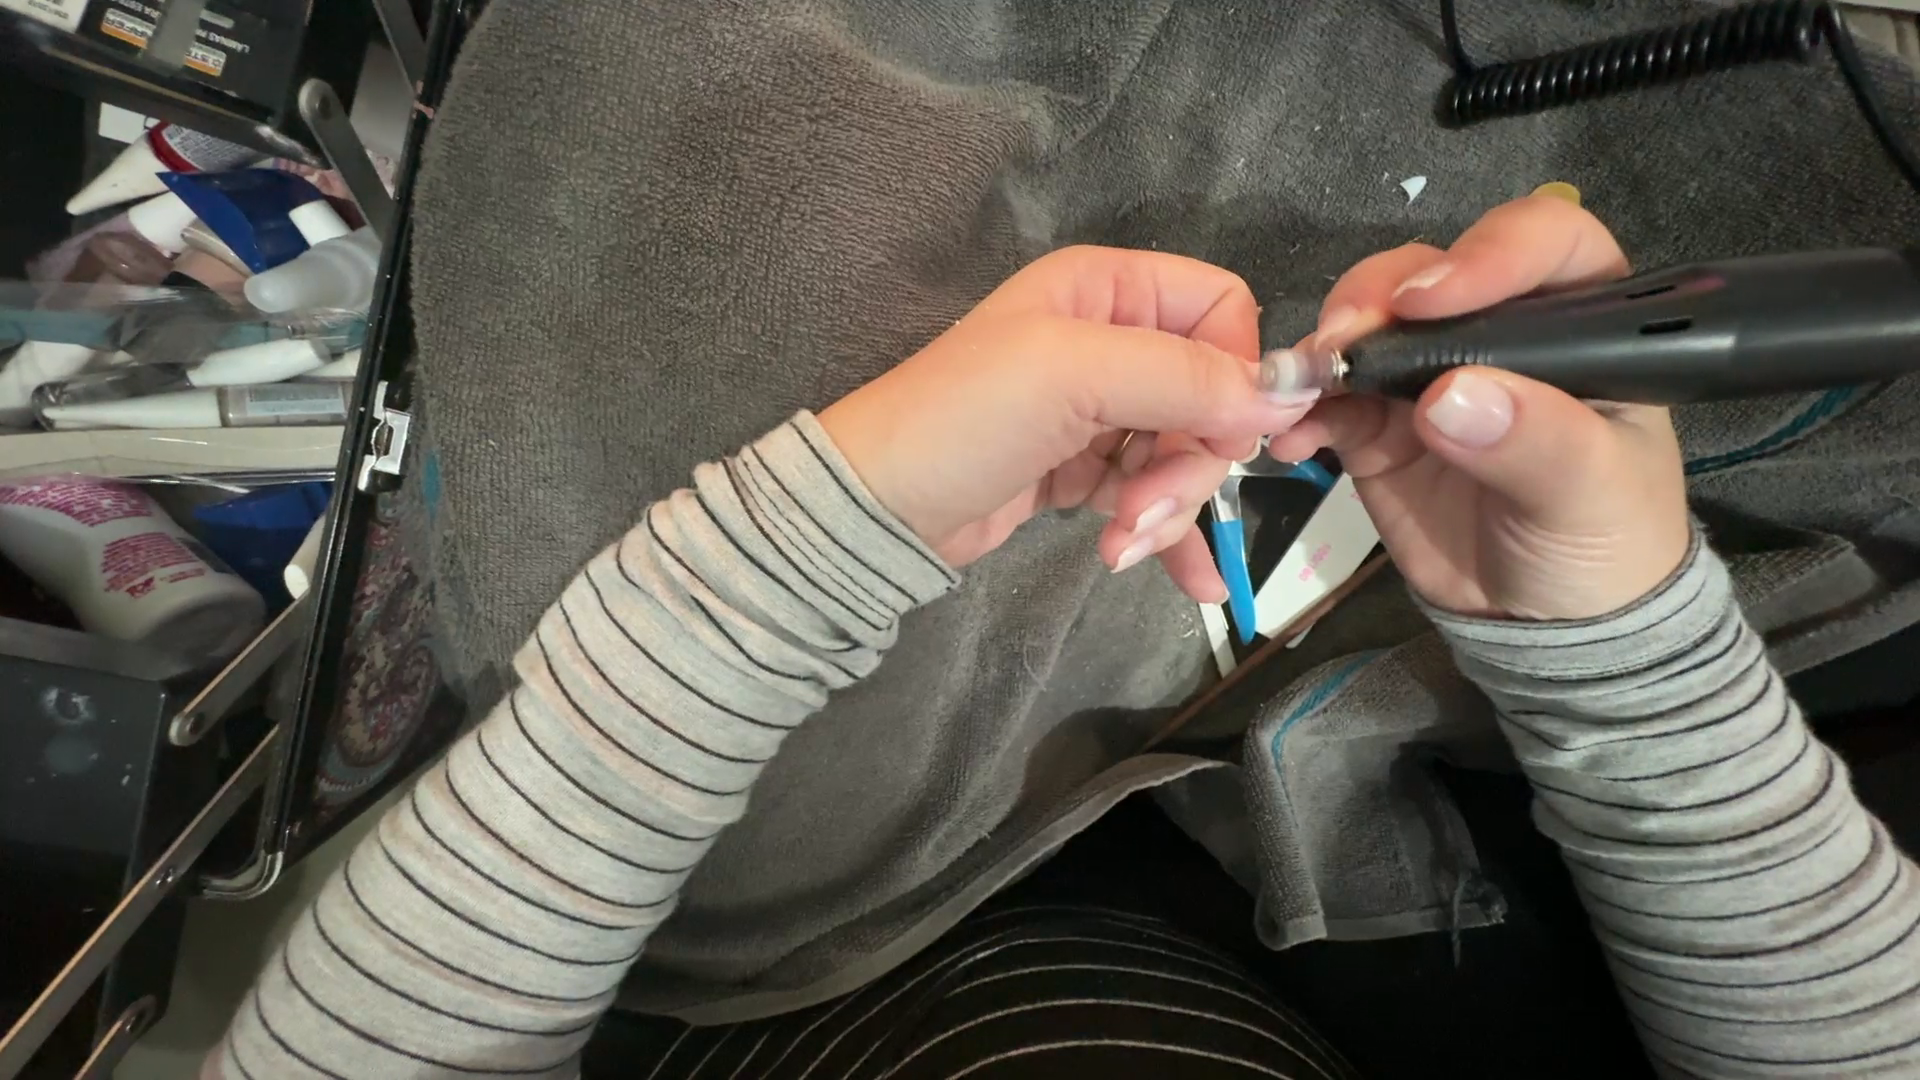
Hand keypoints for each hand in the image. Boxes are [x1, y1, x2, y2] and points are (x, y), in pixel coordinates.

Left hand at [819, 245, 1314, 601]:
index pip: (1219, 310)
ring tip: (1126, 544)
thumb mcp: (1072, 375)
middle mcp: (1107, 341)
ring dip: (1170, 505)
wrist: (883, 508)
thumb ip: (1182, 377)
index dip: (1236, 371)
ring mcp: (1095, 411)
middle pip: (1206, 393)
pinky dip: (1162, 531)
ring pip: (1181, 451)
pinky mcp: (1081, 469)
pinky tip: (1190, 583)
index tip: (1227, 437)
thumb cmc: (964, 419)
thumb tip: (1288, 394)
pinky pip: (1147, 493)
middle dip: (1190, 461)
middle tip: (1148, 507)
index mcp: (1106, 290)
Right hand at [1267, 193, 1691, 620]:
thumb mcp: (1591, 495)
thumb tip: (1449, 396)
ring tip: (1294, 395)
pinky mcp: (1371, 429)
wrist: (1533, 615)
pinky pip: (1325, 406)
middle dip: (1371, 302)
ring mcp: (1420, 381)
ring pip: (1361, 333)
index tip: (1425, 302)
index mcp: (1574, 324)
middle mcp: (1490, 335)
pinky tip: (1289, 444)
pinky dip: (1300, 417)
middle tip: (1336, 348)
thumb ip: (1536, 443)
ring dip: (1321, 356)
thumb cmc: (1598, 542)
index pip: (1539, 248)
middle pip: (1421, 278)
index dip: (1483, 255)